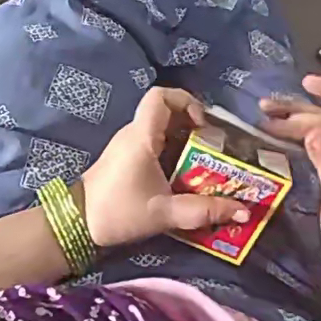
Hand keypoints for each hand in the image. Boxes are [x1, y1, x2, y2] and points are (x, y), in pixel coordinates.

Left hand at [78, 88, 250, 248]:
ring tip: (204, 165)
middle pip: (166, 112)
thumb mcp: (165, 213)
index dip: (186, 101)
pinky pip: (152, 144)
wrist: (77, 224)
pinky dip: (170, 153)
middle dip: (193, 126)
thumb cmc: (119, 212)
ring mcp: (126, 146)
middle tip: (212, 149)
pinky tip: (183, 176)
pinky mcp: (124, 159)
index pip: (160, 96)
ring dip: (183, 142)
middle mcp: (133, 134)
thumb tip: (243, 210)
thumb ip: (204, 211)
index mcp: (141, 137)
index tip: (203, 125)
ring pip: (160, 130)